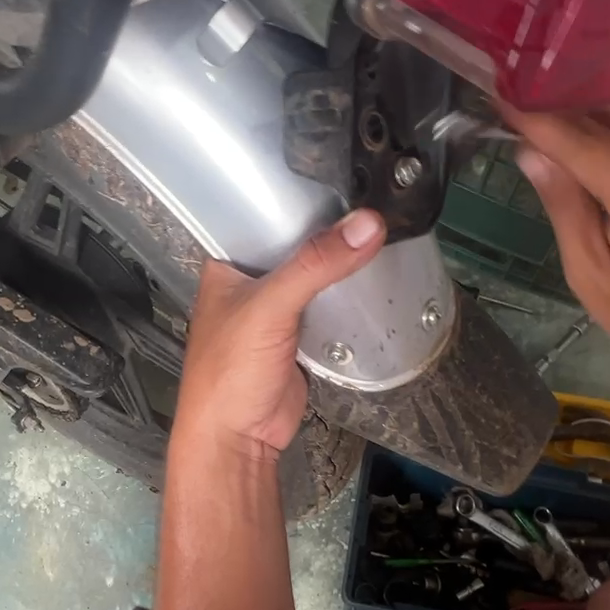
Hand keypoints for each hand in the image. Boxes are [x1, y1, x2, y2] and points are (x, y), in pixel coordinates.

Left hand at [173, 210, 385, 461]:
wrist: (238, 439)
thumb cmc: (231, 371)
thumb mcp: (270, 308)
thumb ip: (315, 266)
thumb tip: (368, 225)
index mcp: (226, 264)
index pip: (263, 213)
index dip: (300, 192)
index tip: (344, 170)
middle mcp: (249, 281)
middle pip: (295, 243)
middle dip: (329, 227)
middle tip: (375, 196)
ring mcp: (275, 310)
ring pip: (313, 274)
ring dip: (340, 261)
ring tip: (383, 226)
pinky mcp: (299, 336)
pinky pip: (326, 305)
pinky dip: (345, 294)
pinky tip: (373, 274)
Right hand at [501, 103, 609, 383]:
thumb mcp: (591, 274)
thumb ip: (564, 208)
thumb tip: (532, 154)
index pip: (585, 143)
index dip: (540, 123)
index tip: (504, 102)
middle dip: (570, 111)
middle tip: (528, 116)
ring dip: (599, 116)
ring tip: (558, 128)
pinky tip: (601, 143)